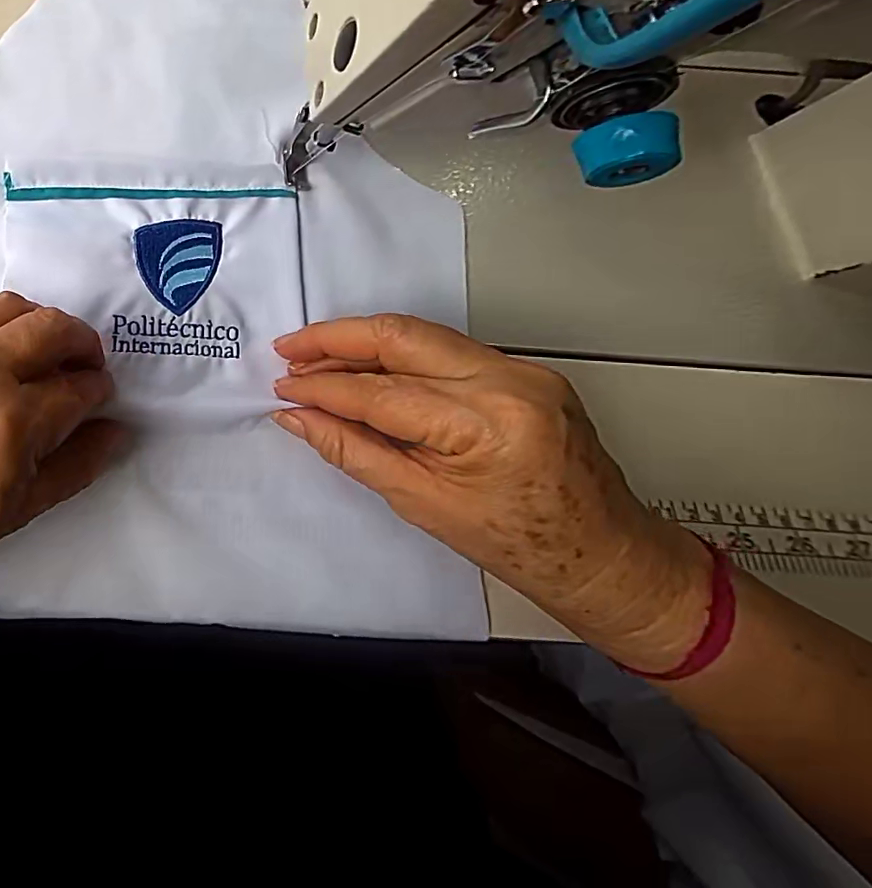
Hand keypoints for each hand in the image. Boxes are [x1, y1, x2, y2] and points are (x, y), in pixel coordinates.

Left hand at [0, 293, 126, 648]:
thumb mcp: (14, 513)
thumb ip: (73, 466)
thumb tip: (114, 431)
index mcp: (8, 423)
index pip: (75, 388)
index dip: (97, 393)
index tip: (100, 400)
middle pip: (50, 328)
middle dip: (81, 344)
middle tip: (85, 369)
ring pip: (9, 308)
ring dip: (40, 325)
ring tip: (46, 355)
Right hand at [269, 314, 711, 670]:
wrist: (604, 552)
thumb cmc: (515, 541)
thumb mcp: (416, 500)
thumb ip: (349, 448)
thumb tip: (296, 417)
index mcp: (485, 424)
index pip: (378, 392)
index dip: (320, 389)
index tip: (283, 390)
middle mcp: (509, 383)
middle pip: (400, 337)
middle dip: (333, 339)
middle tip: (287, 351)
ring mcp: (522, 371)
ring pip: (418, 335)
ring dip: (358, 343)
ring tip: (311, 359)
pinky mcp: (522, 371)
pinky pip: (439, 349)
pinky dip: (391, 355)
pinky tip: (359, 368)